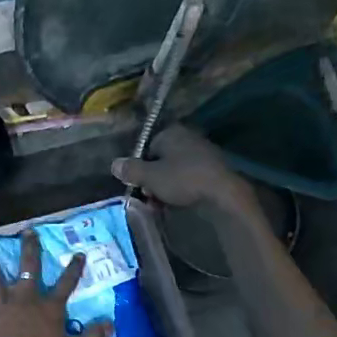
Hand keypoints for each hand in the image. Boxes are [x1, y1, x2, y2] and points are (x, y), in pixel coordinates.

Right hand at [111, 125, 250, 212]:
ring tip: (164, 202)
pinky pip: (190, 177)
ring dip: (167, 186)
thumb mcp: (149, 177)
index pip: (147, 148)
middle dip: (153, 178)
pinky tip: (181, 201)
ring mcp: (203, 152)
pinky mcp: (214, 168)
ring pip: (175, 170)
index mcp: (171, 133)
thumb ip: (131, 170)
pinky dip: (183, 188)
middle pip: (161, 159)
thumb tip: (114, 164)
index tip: (139, 186)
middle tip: (150, 196)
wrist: (222, 192)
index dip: (140, 168)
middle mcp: (187, 137)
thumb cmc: (182, 180)